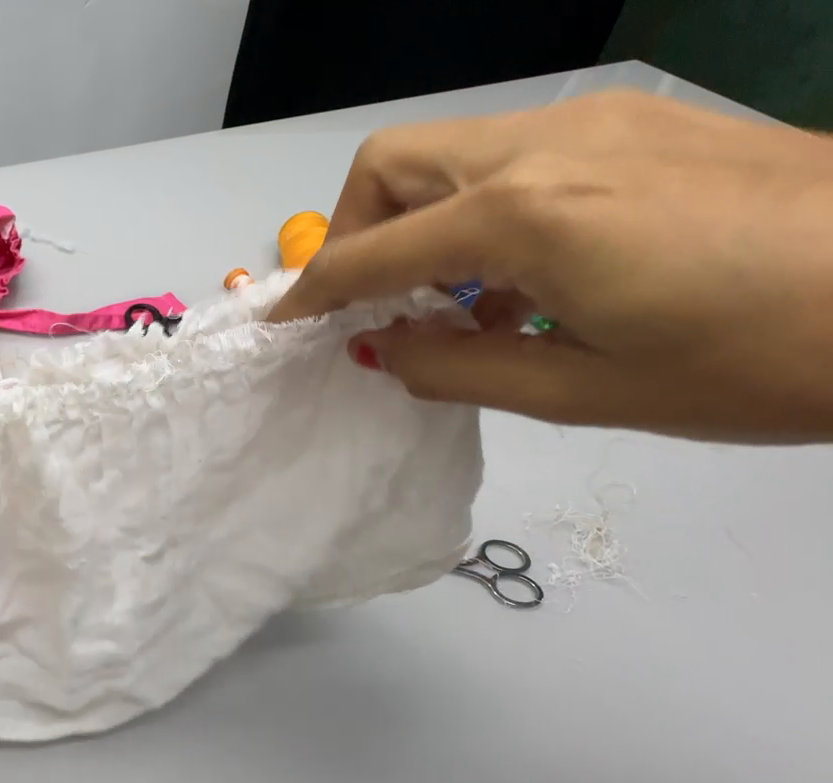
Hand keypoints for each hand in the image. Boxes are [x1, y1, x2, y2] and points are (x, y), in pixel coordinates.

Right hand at [269, 90, 832, 441]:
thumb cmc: (763, 360)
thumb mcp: (579, 392)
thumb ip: (451, 367)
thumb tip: (384, 347)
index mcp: (523, 216)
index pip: (366, 253)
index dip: (310, 297)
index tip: (286, 329)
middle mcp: (545, 147)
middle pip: (388, 165)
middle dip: (353, 234)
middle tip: (376, 303)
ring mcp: (597, 123)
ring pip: (445, 151)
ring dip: (415, 221)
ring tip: (457, 299)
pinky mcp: (637, 124)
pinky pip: (510, 154)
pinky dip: (474, 207)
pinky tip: (521, 271)